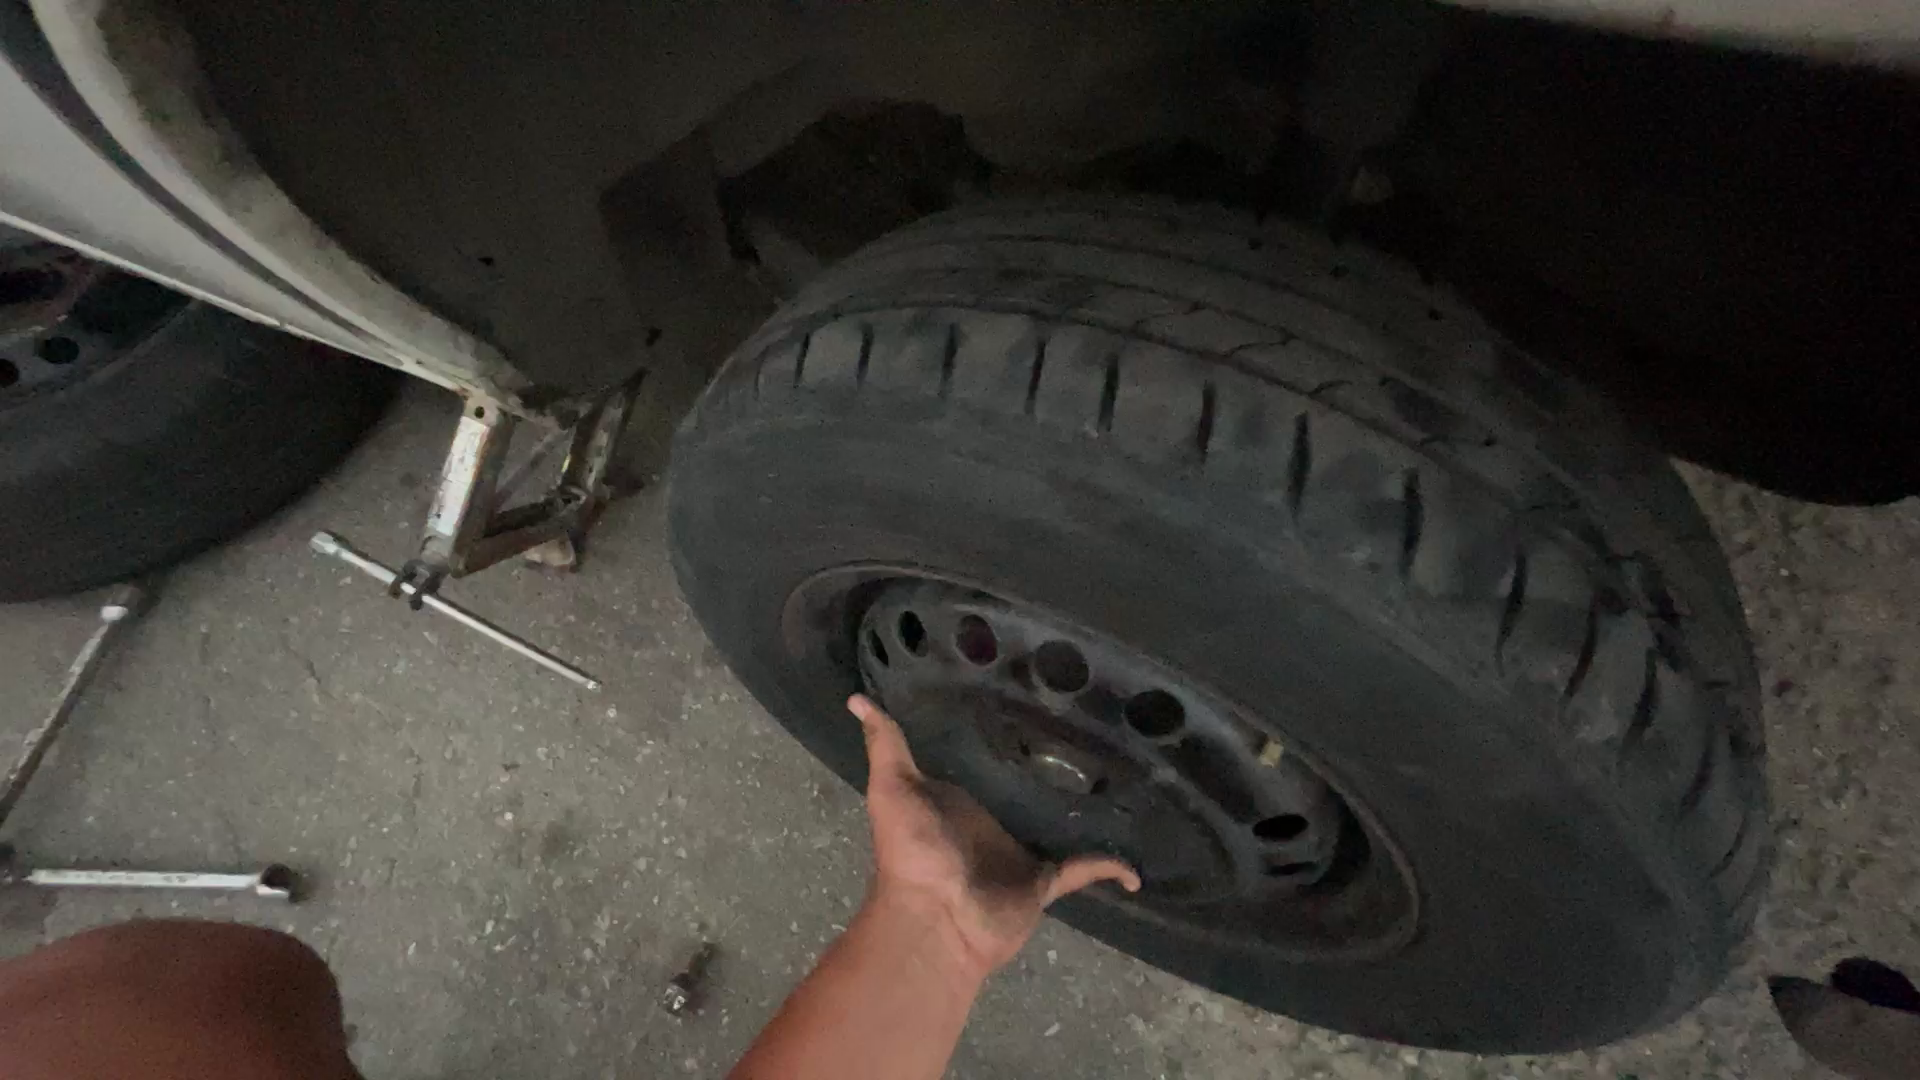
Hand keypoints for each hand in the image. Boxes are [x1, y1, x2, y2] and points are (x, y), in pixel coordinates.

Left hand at [847, 694, 1140, 978]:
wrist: (933, 918)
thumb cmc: (911, 849)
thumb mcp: (892, 786)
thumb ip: (884, 744)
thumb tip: (858, 698)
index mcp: (964, 800)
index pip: (988, 763)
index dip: (1005, 738)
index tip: (1033, 703)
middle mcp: (995, 823)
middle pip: (1029, 793)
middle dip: (1053, 771)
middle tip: (1089, 732)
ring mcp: (1021, 853)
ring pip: (1060, 827)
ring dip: (1083, 814)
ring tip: (1122, 779)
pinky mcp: (1044, 881)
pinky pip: (1084, 871)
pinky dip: (1109, 868)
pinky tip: (1134, 866)